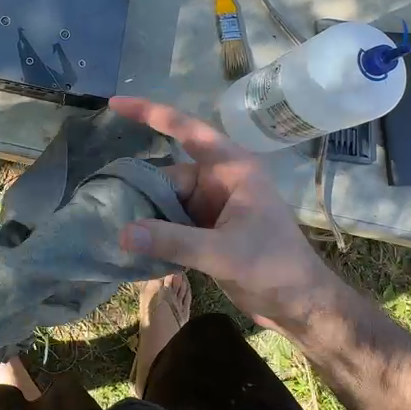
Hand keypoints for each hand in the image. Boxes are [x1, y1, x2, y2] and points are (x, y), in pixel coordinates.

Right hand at [109, 97, 344, 333]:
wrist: (302, 305)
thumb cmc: (274, 267)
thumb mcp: (222, 253)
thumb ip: (172, 241)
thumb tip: (122, 233)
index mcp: (231, 168)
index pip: (186, 130)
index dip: (150, 112)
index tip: (115, 103)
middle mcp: (220, 181)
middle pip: (169, 177)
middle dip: (142, 193)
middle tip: (108, 210)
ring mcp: (214, 207)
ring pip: (167, 203)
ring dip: (147, 220)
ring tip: (117, 237)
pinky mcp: (209, 231)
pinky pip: (172, 224)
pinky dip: (156, 236)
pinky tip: (135, 251)